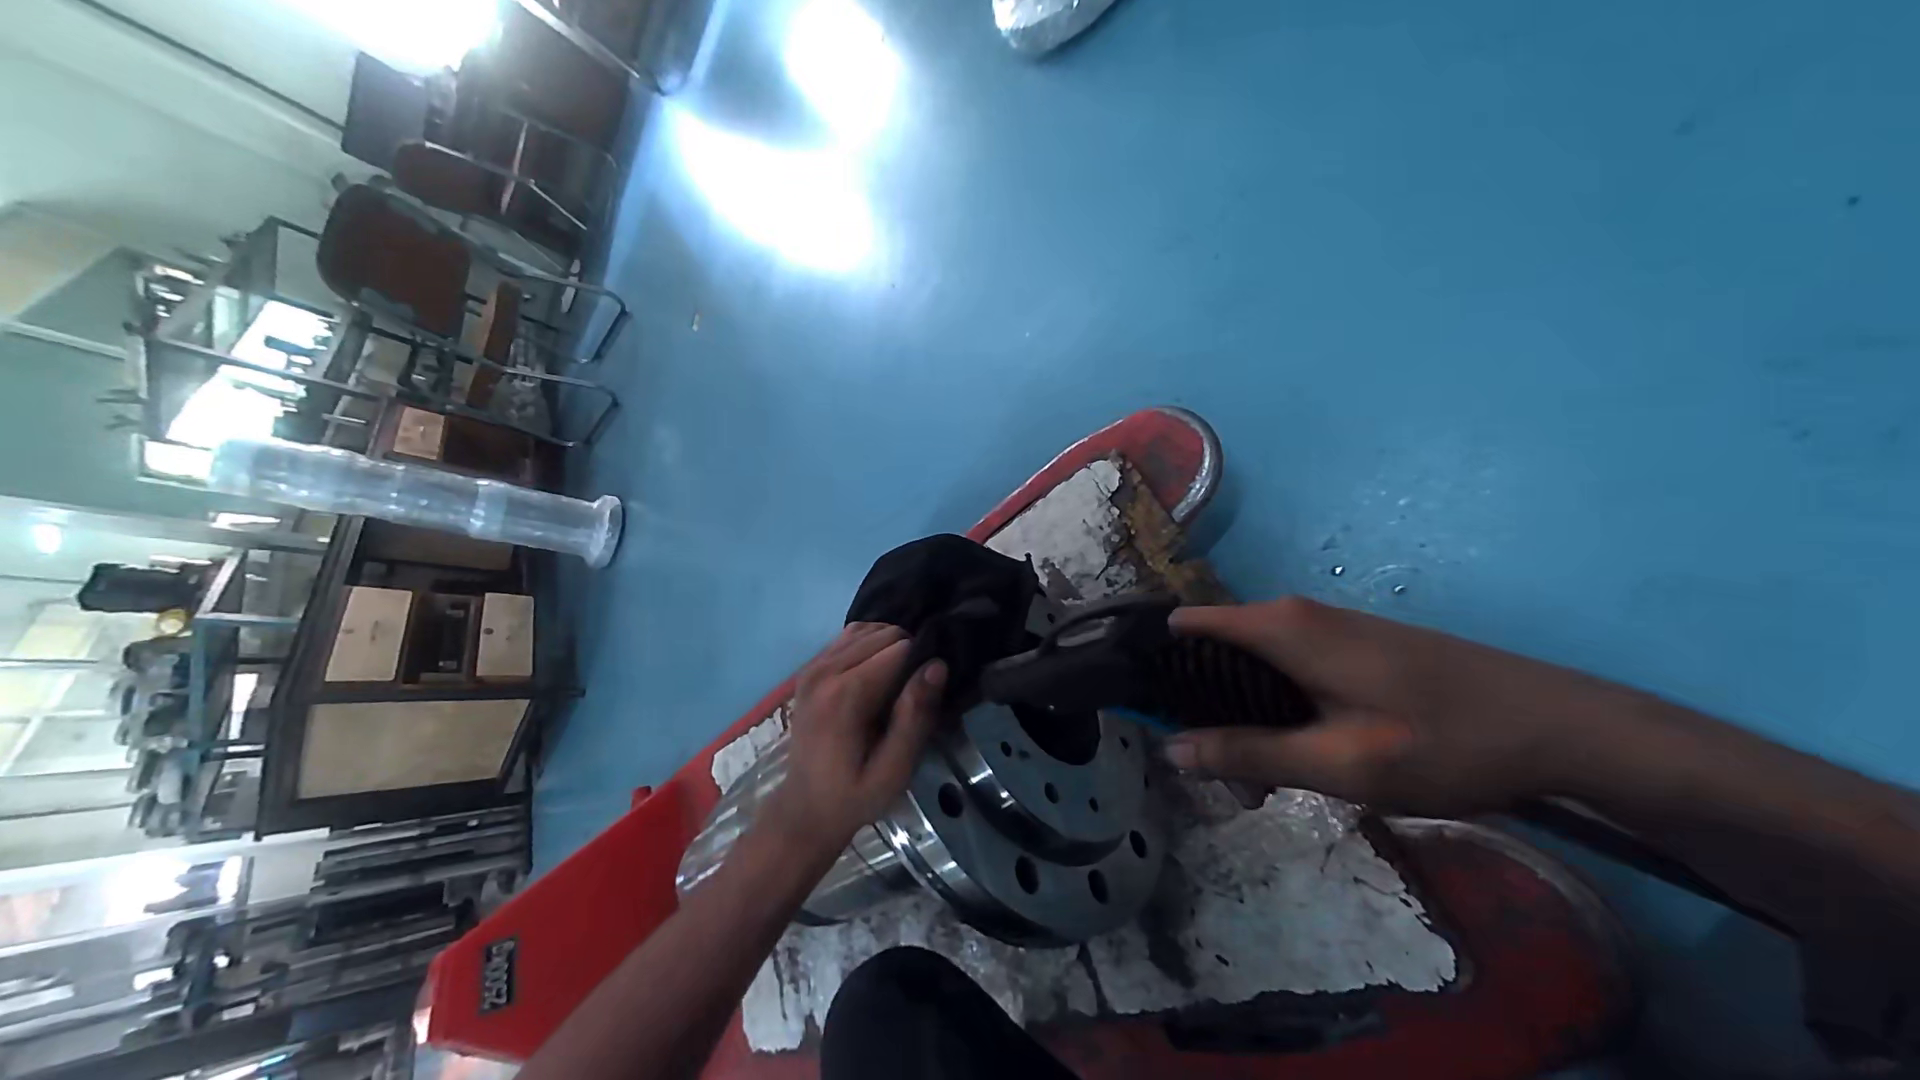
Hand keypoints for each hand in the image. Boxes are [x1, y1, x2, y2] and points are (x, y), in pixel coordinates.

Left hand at [764, 623, 946, 856]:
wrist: (805, 810)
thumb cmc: (854, 795)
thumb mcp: (894, 771)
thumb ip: (915, 717)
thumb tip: (937, 665)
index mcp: (844, 695)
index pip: (901, 647)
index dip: (921, 666)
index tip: (924, 698)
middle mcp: (824, 670)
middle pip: (886, 633)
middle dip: (908, 655)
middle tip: (911, 695)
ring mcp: (813, 666)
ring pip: (869, 628)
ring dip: (890, 647)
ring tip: (897, 684)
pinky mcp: (810, 667)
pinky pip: (850, 635)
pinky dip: (871, 645)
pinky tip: (877, 673)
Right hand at [1162, 598, 1664, 814]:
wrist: (1564, 727)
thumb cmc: (1445, 740)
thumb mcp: (1339, 761)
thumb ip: (1249, 753)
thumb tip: (1169, 749)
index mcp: (1280, 627)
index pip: (1186, 624)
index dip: (1158, 664)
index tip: (1146, 711)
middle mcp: (1293, 616)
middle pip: (1215, 653)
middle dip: (1204, 711)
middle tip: (1224, 779)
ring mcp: (1325, 629)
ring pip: (1251, 668)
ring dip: (1242, 720)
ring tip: (1262, 785)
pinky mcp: (1349, 647)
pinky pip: (1286, 672)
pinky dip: (1276, 713)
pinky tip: (1303, 757)